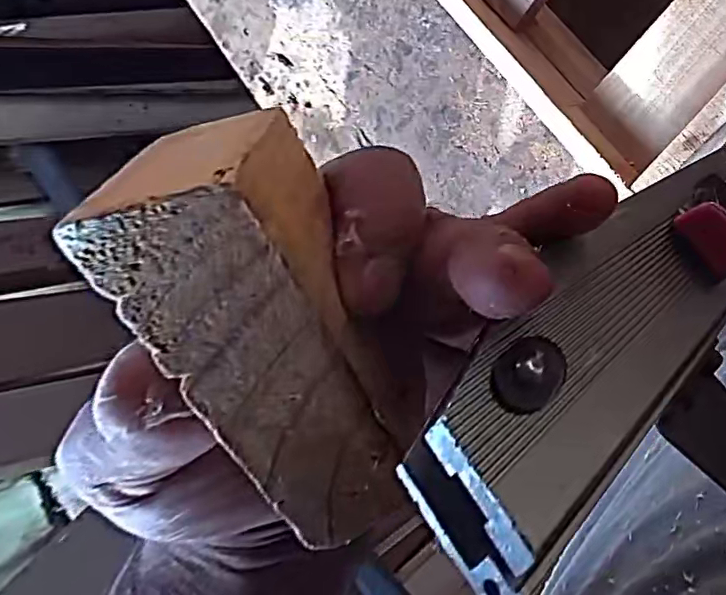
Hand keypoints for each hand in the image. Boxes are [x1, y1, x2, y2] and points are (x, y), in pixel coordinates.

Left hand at [54, 148, 616, 560]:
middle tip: (495, 282)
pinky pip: (531, 266)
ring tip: (544, 271)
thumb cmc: (200, 454)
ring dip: (525, 244)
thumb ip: (142, 400)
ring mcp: (435, 290)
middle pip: (427, 218)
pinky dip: (560, 237)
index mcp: (293, 256)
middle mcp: (374, 258)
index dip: (360, 222)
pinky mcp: (481, 330)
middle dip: (466, 243)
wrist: (264, 528)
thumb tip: (165, 370)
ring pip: (489, 242)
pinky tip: (589, 214)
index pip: (334, 197)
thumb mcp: (136, 438)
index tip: (363, 285)